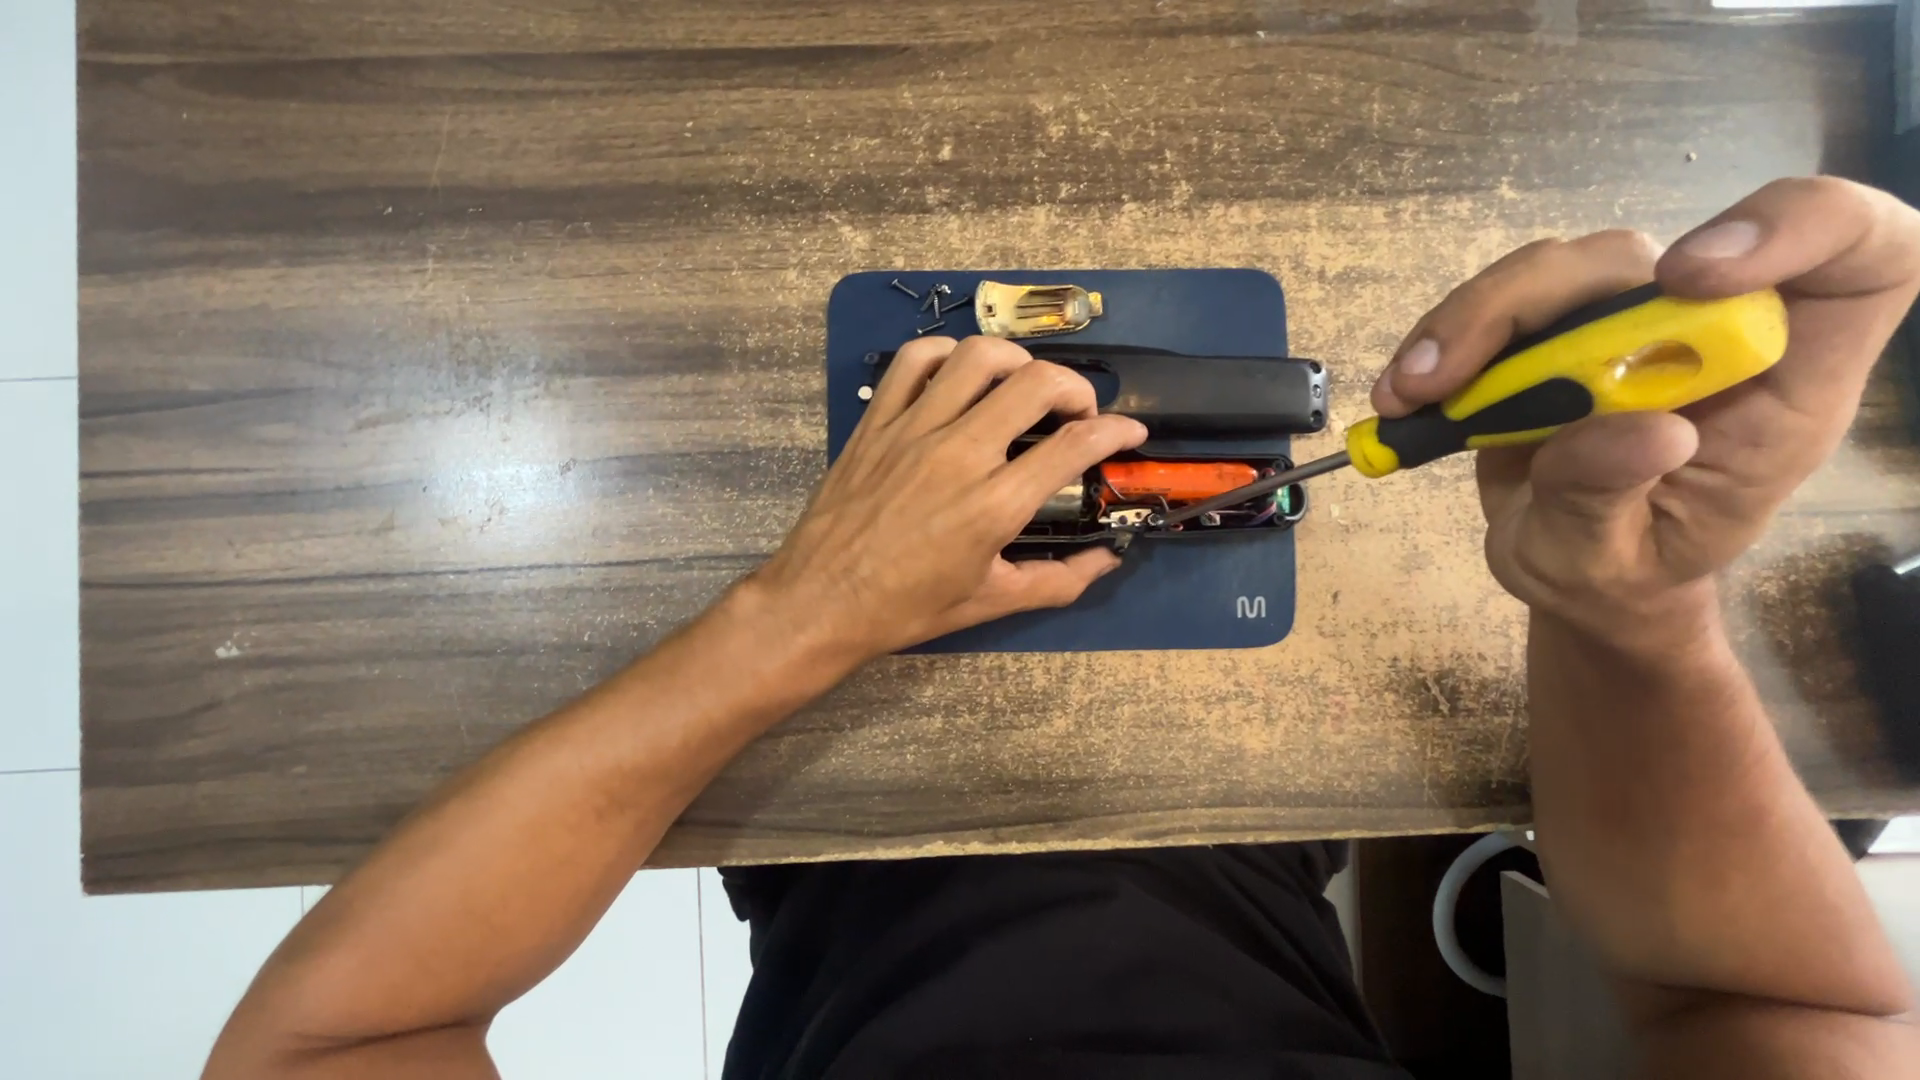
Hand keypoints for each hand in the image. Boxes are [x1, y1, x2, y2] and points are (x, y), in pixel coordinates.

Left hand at [750, 335, 1146, 661]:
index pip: (1074, 445)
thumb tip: (1106, 561)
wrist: (821, 602)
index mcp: (994, 505)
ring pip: (977, 357)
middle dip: (1075, 389)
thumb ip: (1059, 580)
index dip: (1115, 430)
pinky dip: (947, 355)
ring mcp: (913, 429)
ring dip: (1017, 361)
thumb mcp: (991, 602)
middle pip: (1035, 384)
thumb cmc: (907, 608)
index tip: (1128, 431)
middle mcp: (959, 453)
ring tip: (1024, 385)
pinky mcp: (877, 421)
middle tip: (1077, 413)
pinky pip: (914, 361)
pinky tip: (960, 375)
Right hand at [1372, 177, 1919, 641]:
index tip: (1687, 275)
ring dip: (1459, 326)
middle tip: (1436, 380)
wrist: (1567, 571)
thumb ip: (1613, 500)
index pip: (1861, 260)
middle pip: (1634, 260)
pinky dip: (1433, 347)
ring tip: (1401, 399)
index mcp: (1777, 386)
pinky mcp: (1545, 339)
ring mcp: (1616, 331)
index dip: (1800, 230)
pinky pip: (1489, 310)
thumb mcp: (1610, 561)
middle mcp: (1699, 336)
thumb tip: (1643, 432)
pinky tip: (1398, 400)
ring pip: (1548, 273)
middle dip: (1523, 303)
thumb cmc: (1617, 574)